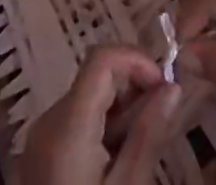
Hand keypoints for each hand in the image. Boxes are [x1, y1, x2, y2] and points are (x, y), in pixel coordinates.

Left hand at [20, 45, 185, 184]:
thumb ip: (149, 133)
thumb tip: (174, 85)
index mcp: (67, 125)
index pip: (102, 59)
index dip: (137, 60)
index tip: (165, 86)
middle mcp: (49, 120)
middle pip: (98, 75)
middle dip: (136, 86)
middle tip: (164, 118)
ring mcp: (42, 136)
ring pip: (91, 95)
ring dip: (124, 106)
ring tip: (144, 143)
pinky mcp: (43, 150)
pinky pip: (80, 117)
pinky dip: (107, 123)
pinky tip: (121, 156)